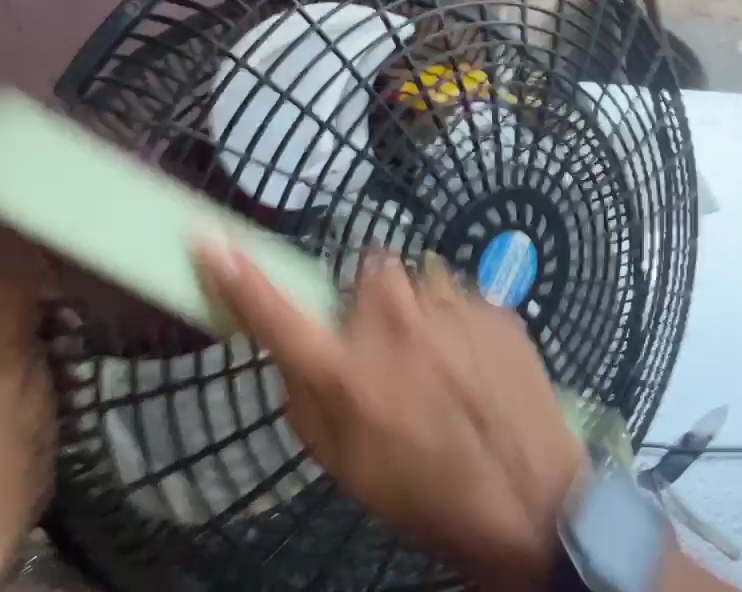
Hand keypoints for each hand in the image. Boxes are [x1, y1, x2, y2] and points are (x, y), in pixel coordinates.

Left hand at [0, 249, 54, 582]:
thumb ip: (8, 282)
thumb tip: (12, 217)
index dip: (24, 280)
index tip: (61, 294)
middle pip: (0, 299)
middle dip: (41, 308)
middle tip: (69, 324)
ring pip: (18, 325)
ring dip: (51, 331)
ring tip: (72, 345)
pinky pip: (24, 351)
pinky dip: (49, 352)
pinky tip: (69, 360)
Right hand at [196, 244, 584, 589]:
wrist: (530, 499)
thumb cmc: (425, 495)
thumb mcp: (345, 464)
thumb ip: (309, 396)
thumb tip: (299, 350)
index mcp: (348, 371)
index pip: (277, 314)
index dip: (239, 277)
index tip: (212, 242)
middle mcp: (396, 323)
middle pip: (370, 275)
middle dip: (373, 302)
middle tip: (390, 348)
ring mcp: (453, 308)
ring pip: (421, 285)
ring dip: (422, 313)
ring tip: (443, 364)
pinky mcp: (496, 308)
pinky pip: (463, 300)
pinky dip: (462, 326)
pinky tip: (478, 369)